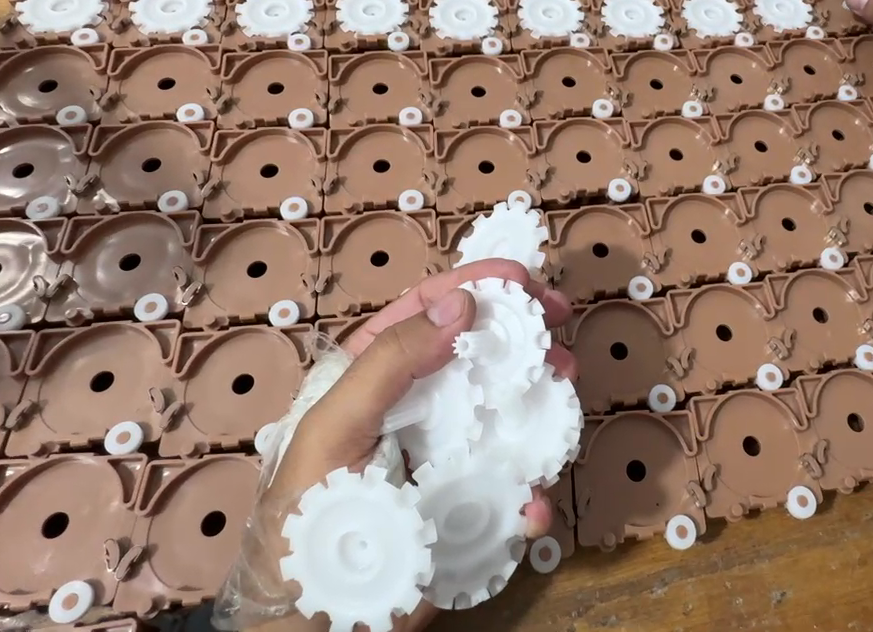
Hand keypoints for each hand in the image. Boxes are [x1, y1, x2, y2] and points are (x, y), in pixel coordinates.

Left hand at [251, 260, 576, 631]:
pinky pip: (515, 482)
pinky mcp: (474, 501)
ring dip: (543, 390)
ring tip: (564, 383)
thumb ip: (389, 362)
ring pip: (508, 403)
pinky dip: (533, 487)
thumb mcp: (333, 427)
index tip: (521, 276)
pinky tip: (534, 499)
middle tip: (558, 316)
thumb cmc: (308, 516)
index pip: (430, 311)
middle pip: (480, 348)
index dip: (475, 284)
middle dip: (523, 326)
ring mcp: (452, 450)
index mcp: (379, 373)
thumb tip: (461, 302)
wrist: (312, 624)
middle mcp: (422, 402)